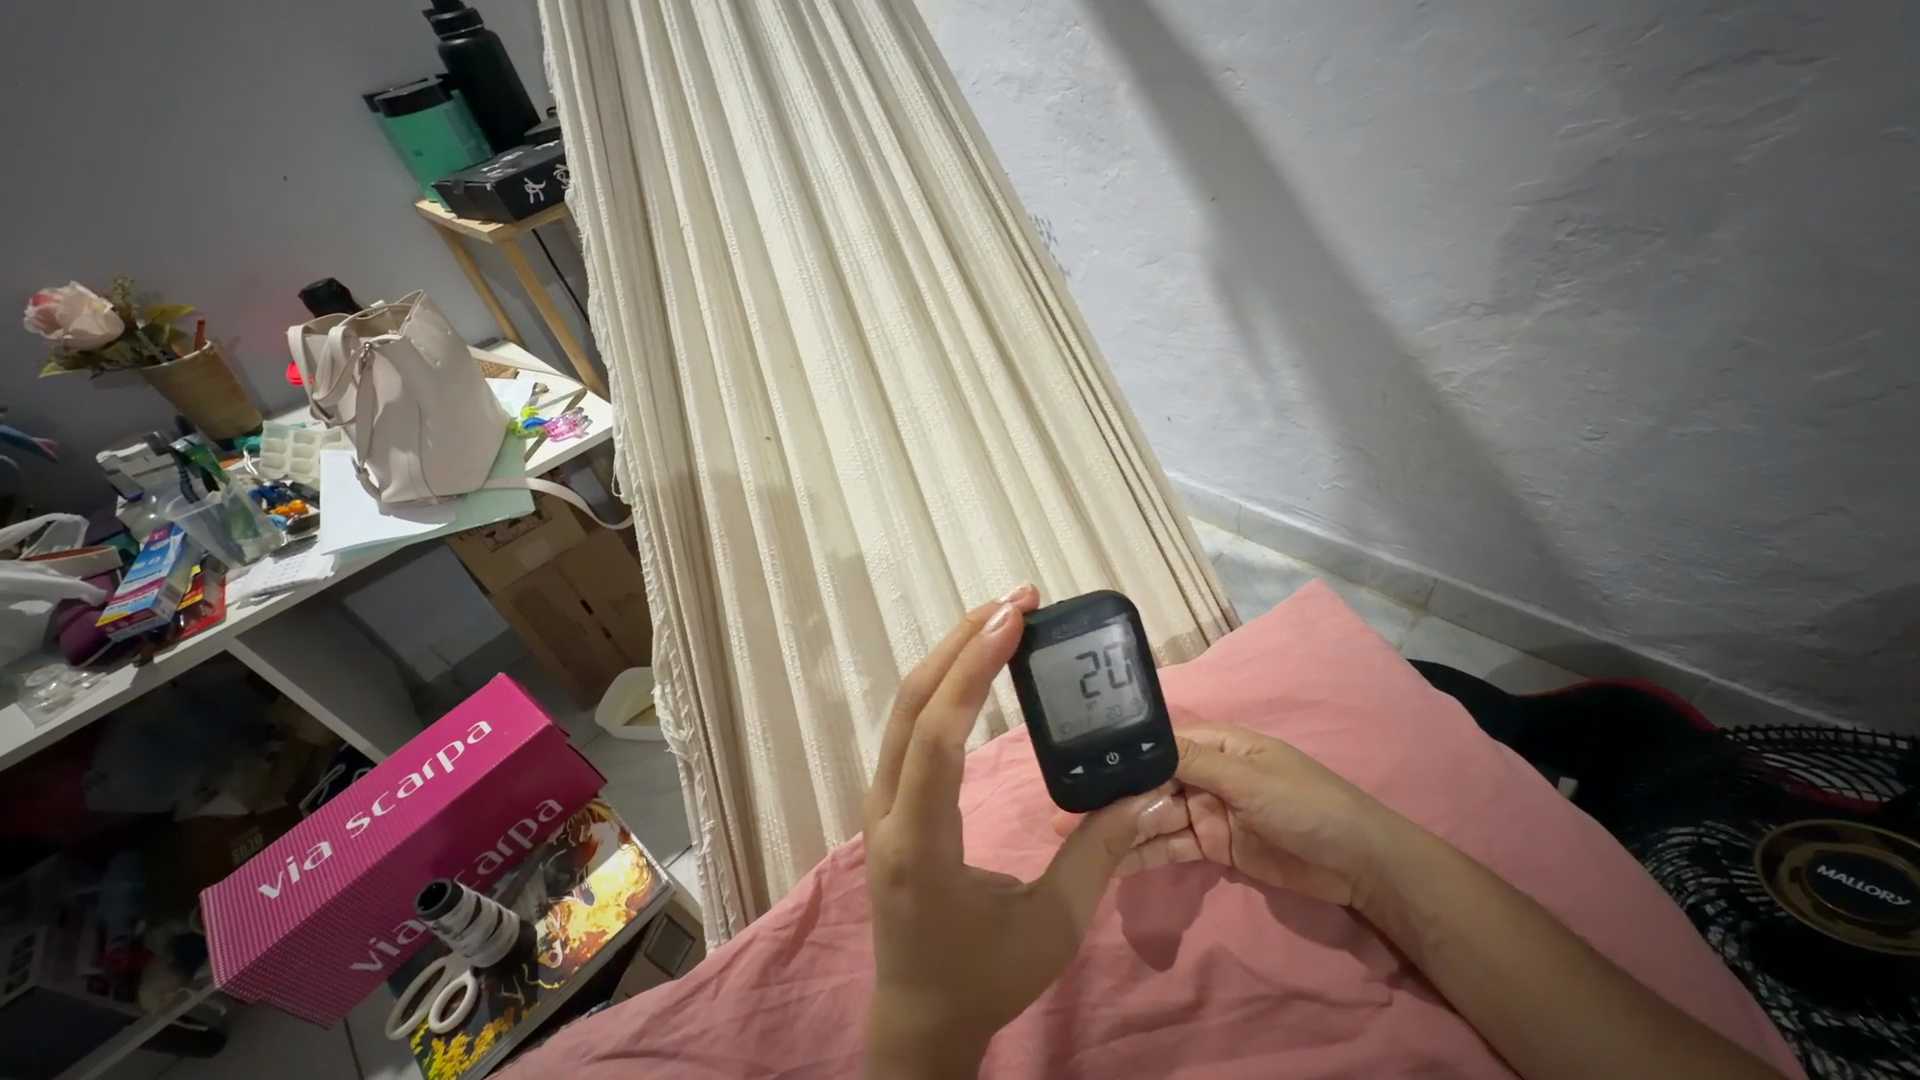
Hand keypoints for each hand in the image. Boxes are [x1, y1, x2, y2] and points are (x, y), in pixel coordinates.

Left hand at [864, 586, 1160, 1077]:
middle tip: (1017, 600)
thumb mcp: (1053, 925)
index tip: (1011, 617)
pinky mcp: (890, 801)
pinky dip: (943, 685)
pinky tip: (974, 667)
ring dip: (951, 657)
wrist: (920, 1015)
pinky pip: (910, 728)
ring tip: (1001, 619)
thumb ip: (1097, 854)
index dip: (972, 669)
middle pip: (912, 705)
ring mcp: (880, 803)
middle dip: (962, 643)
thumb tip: (1145, 792)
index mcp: (919, 843)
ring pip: (904, 710)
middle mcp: (886, 812)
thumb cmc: (985, 976)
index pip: (937, 737)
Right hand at [1055, 724, 1412, 907]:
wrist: (1358, 864)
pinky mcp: (1212, 846)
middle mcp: (1206, 774)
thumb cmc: (1307, 805)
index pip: (1158, 748)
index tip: (1081, 772)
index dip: (1121, 759)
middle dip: (1111, 798)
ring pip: (1154, 817)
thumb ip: (1193, 765)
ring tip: (1074, 840)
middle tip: (1064, 816)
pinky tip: (1110, 861)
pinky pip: (1170, 846)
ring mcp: (1208, 811)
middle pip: (1149, 785)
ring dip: (1120, 828)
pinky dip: (1143, 853)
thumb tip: (1141, 746)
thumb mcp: (1249, 779)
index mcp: (1217, 745)